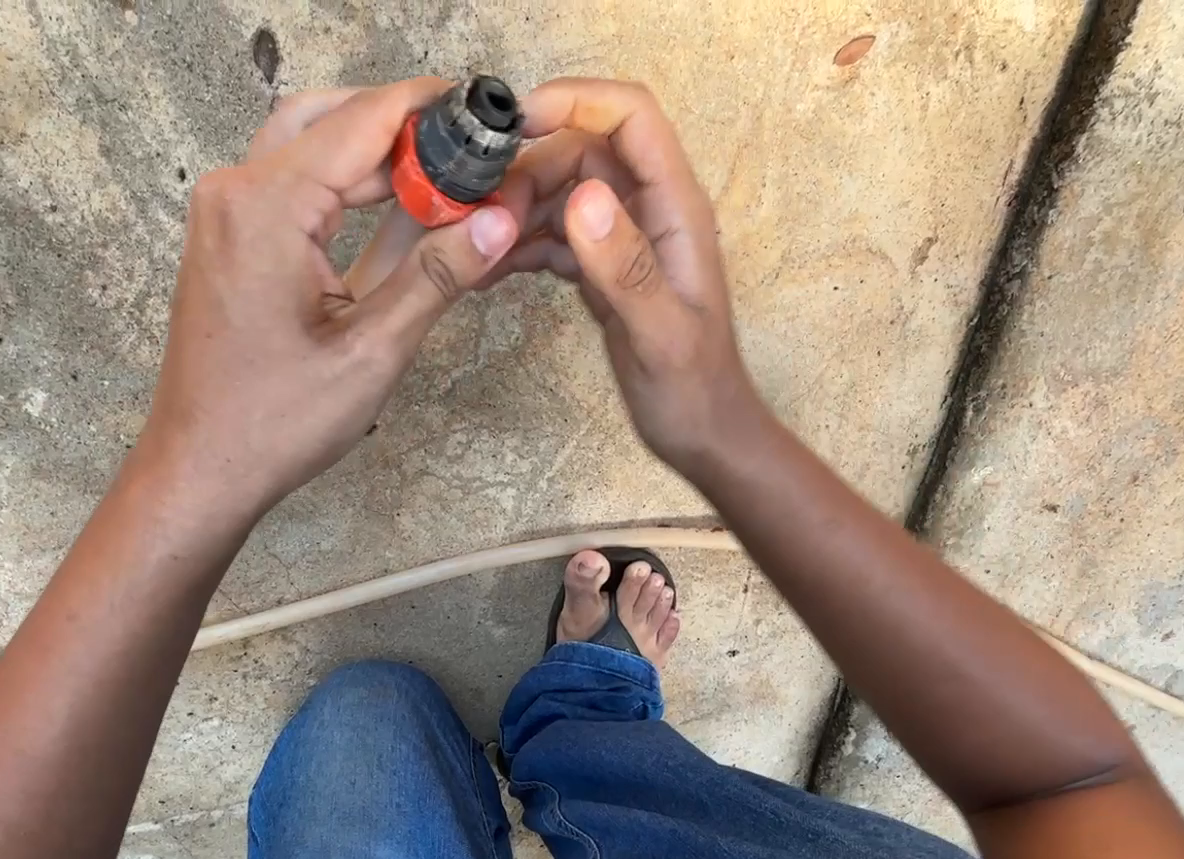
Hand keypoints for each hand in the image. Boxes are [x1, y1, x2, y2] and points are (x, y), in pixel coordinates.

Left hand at [144, 79, 522, 516]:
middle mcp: (235, 192)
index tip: (484, 118)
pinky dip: (345, 190)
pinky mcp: (230, 240)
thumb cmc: (275, 421)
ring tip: (444, 186)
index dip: (431, 111)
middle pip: (333, 120)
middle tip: (471, 158)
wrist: (202, 467)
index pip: (363, 121)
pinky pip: (293, 188)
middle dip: (406, 133)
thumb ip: (437, 277)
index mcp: (266, 208)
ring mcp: (226, 214)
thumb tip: (498, 223)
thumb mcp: (372, 351)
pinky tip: (394, 215)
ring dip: (376, 159)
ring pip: (311, 148)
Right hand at [496, 79, 766, 470]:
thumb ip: (627, 268)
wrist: (702, 432)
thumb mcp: (661, 335)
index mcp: (676, 211)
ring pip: (564, 193)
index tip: (515, 122)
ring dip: (520, 210)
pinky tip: (494, 271)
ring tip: (481, 249)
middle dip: (532, 169)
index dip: (575, 101)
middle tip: (486, 215)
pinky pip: (558, 237)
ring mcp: (626, 241)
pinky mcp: (605, 269)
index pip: (632, 119)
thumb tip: (582, 196)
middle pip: (585, 151)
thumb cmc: (694, 390)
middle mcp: (651, 213)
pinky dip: (524, 246)